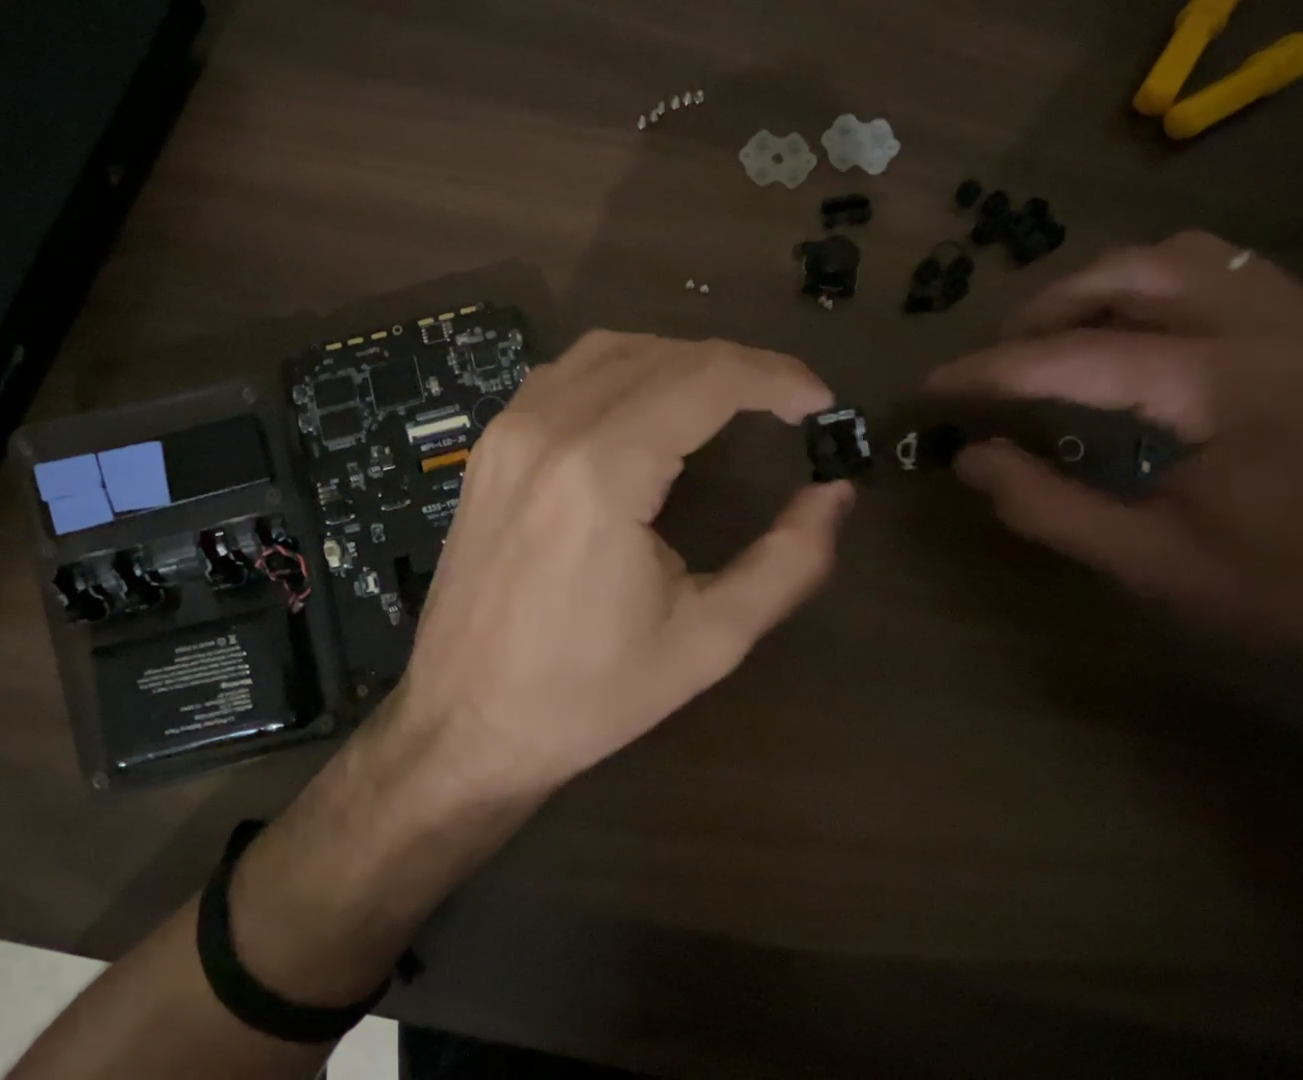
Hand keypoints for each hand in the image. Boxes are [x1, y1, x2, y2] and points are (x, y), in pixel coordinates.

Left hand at [390, 331, 854, 791]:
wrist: (466, 724)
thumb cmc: (587, 696)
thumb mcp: (707, 641)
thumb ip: (787, 562)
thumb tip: (836, 495)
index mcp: (602, 472)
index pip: (706, 378)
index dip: (776, 377)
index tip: (820, 402)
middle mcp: (547, 430)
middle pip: (661, 355)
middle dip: (736, 367)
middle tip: (785, 406)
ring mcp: (506, 434)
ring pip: (607, 352)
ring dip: (678, 362)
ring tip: (727, 401)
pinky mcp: (488, 451)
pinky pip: (561, 376)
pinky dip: (620, 373)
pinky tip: (645, 412)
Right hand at [927, 232, 1302, 717]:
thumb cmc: (1297, 593)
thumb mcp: (1153, 563)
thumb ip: (1047, 506)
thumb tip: (970, 458)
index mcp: (1220, 384)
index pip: (1069, 358)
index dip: (986, 371)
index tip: (930, 386)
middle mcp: (1272, 322)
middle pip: (1129, 271)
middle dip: (1047, 308)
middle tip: (1002, 359)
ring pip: (1188, 256)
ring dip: (1110, 288)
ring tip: (1071, 340)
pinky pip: (1237, 275)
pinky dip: (1170, 294)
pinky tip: (1156, 347)